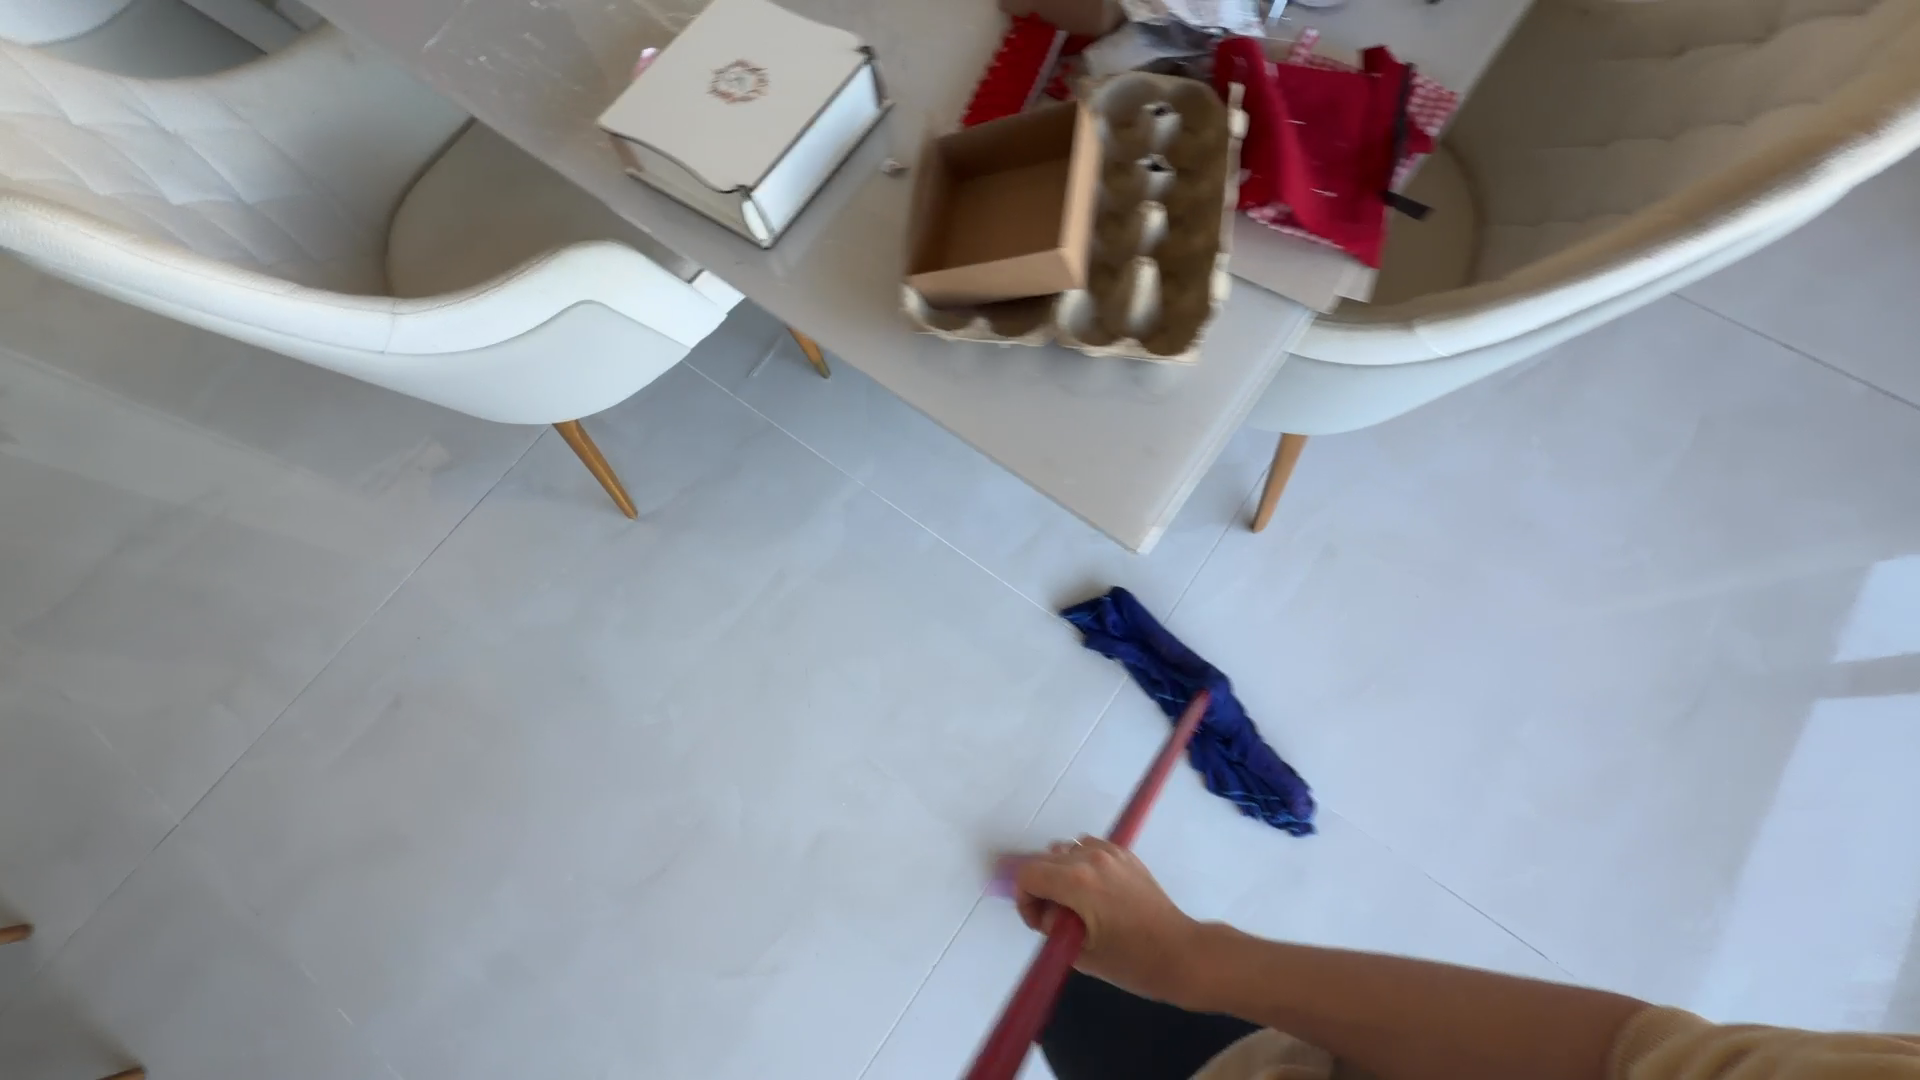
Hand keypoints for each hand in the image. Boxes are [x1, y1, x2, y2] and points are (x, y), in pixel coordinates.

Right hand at [1013, 837, 1203, 1002]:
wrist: (1181, 953)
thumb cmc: (1131, 961)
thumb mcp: (1081, 953)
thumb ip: (1053, 927)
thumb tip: (1045, 912)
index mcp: (1077, 882)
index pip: (1028, 874)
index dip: (1024, 899)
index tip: (1039, 923)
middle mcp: (1090, 857)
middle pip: (1044, 860)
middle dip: (1040, 888)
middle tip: (1055, 919)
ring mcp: (1110, 852)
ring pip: (1065, 850)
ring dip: (1060, 873)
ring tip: (1075, 903)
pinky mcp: (1125, 853)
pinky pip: (1088, 847)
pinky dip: (1081, 863)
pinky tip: (1094, 890)